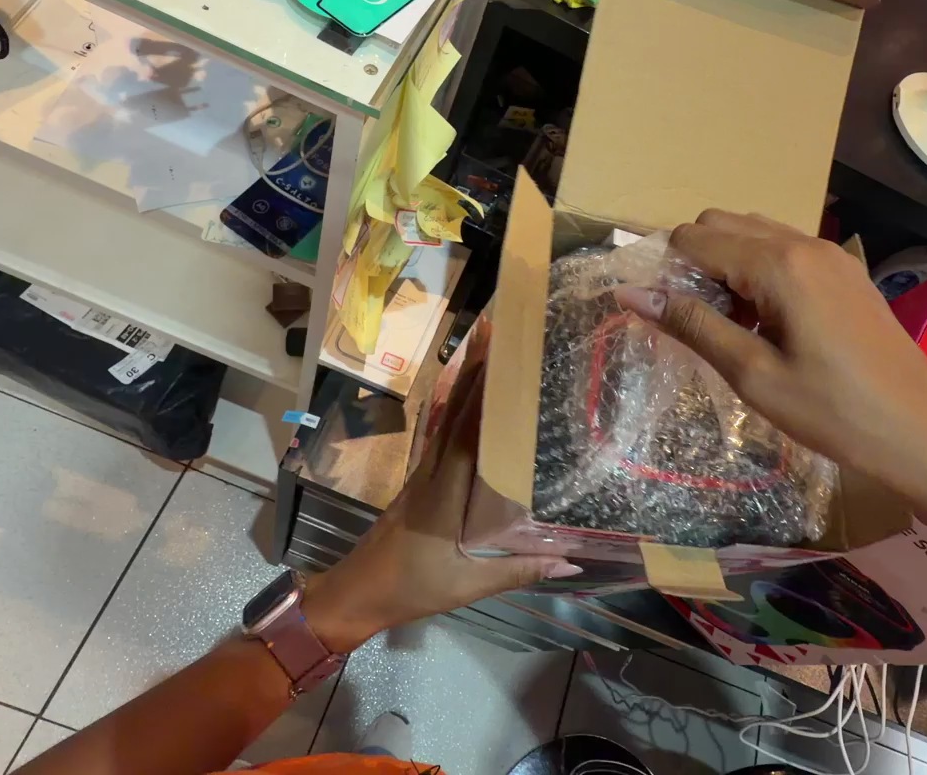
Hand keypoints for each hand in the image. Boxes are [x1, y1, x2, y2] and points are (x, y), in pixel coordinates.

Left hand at [300, 358, 578, 652]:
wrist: (356, 594)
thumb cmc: (412, 589)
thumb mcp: (468, 585)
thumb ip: (519, 570)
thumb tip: (571, 559)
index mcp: (444, 494)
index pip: (466, 434)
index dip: (481, 392)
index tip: (496, 356)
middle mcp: (432, 473)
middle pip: (455, 413)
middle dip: (473, 371)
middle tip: (493, 332)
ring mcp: (421, 474)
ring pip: (446, 420)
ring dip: (464, 383)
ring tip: (483, 351)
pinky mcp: (418, 480)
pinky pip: (439, 436)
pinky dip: (454, 408)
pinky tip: (462, 395)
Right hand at [615, 210, 926, 501]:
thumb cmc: (834, 414)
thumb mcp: (753, 374)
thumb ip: (692, 325)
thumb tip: (630, 293)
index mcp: (778, 264)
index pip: (695, 239)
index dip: (668, 272)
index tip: (668, 318)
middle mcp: (804, 243)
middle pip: (722, 224)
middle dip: (696, 263)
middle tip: (699, 322)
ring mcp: (831, 255)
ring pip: (754, 234)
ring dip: (728, 266)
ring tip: (734, 327)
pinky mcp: (847, 273)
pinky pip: (785, 251)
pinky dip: (760, 272)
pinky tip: (770, 324)